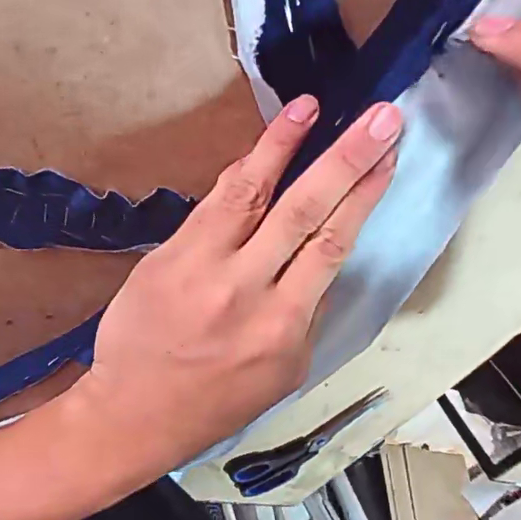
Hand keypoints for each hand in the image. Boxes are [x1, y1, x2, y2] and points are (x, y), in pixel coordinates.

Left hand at [71, 95, 400, 466]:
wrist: (132, 413)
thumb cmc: (217, 400)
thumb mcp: (285, 370)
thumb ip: (307, 310)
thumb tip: (322, 253)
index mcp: (283, 325)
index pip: (333, 244)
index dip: (364, 195)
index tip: (388, 157)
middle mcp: (246, 289)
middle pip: (305, 209)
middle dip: (348, 157)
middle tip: (380, 117)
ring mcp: (202, 266)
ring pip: (252, 191)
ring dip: (286, 143)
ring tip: (313, 106)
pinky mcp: (169, 252)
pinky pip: (214, 201)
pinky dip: (243, 167)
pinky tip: (266, 142)